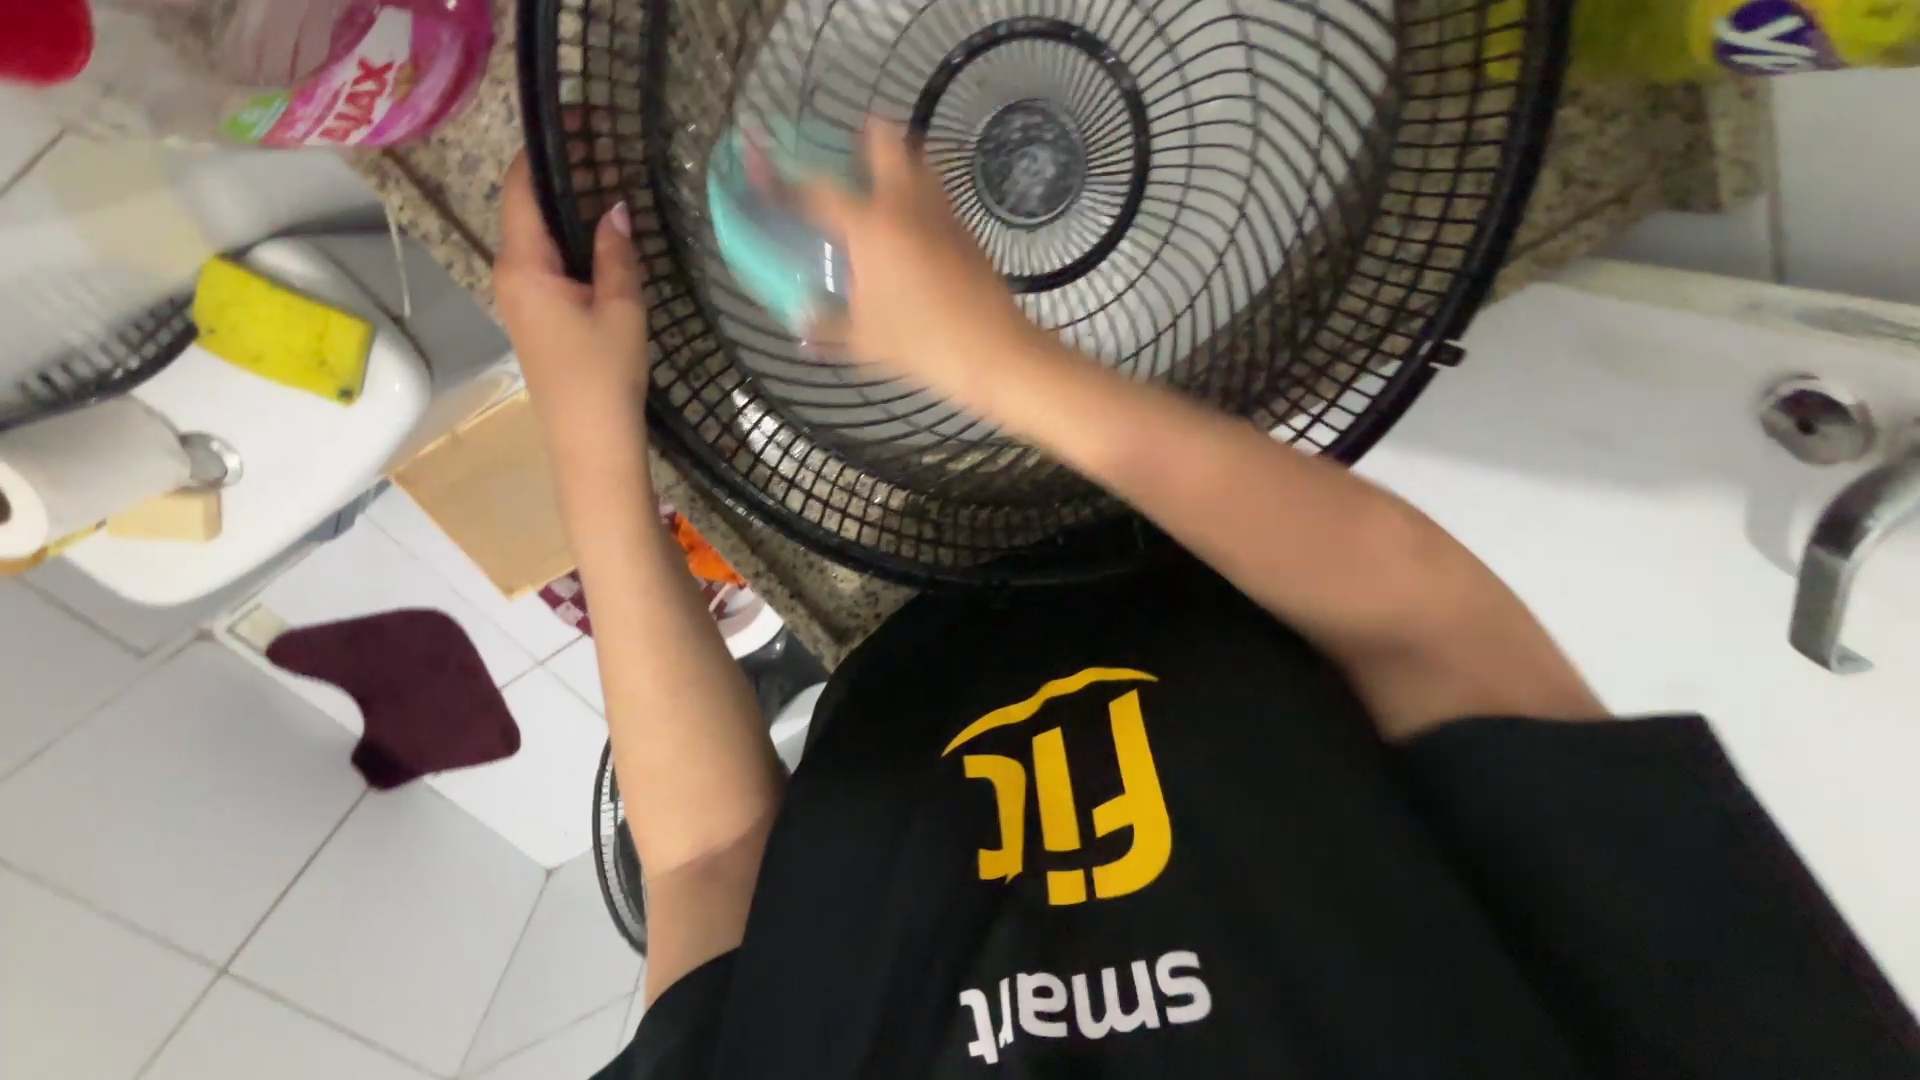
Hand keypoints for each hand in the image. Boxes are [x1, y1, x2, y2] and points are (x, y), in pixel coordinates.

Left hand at [495, 153, 649, 429]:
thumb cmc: (605, 371)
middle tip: (604, 157)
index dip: (545, 154)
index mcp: (523, 265)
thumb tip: (615, 207)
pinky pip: (546, 269)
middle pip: (527, 214)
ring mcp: (519, 301)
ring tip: (608, 195)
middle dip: (560, 183)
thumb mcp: (620, 307)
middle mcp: (509, 276)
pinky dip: (570, 249)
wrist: (591, 438)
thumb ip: (616, 253)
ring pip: (539, 243)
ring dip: (567, 219)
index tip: (578, 128)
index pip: (522, 190)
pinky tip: (601, 247)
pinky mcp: (535, 321)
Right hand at [805, 123, 1050, 403]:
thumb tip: (803, 321)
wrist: (994, 352)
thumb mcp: (863, 341)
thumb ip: (827, 326)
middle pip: (885, 142)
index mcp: (870, 226)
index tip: (766, 170)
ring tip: (880, 187)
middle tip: (849, 154)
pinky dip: (921, 196)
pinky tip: (914, 228)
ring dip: (899, 163)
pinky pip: (938, 197)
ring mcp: (943, 214)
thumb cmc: (922, 344)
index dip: (787, 180)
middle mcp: (906, 205)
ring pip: (919, 163)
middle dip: (864, 139)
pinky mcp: (967, 233)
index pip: (819, 190)